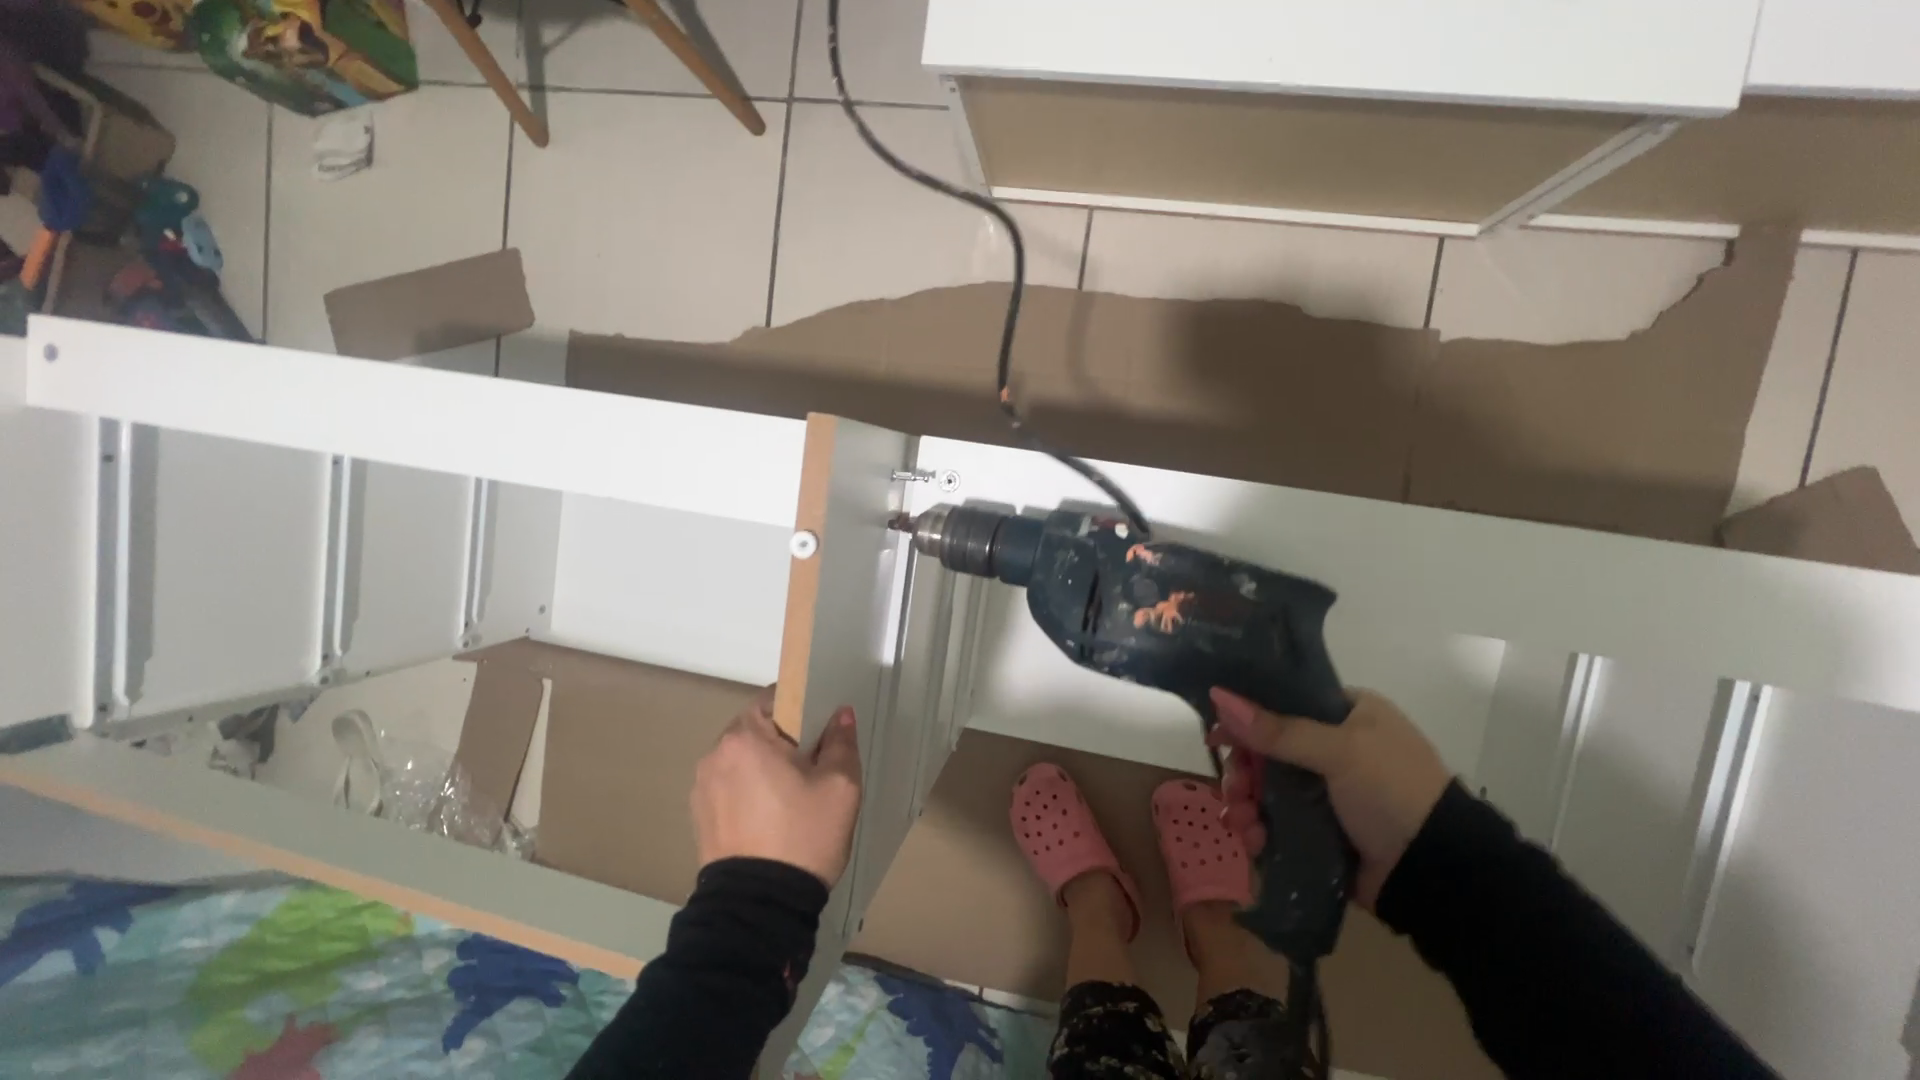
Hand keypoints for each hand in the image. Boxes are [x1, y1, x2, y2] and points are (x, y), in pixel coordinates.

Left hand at [691, 687, 863, 887]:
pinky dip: (749, 793)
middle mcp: (715, 753)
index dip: (804, 708)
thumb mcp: (840, 786)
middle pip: (757, 729)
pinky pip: (730, 787)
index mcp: (745, 736)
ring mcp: (702, 786)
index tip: (822, 732)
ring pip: (743, 760)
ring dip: (765, 768)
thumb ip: (841, 741)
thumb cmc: (803, 835)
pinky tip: (771, 819)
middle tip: (814, 769)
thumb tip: (840, 714)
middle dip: (785, 741)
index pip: (776, 697)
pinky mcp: (699, 816)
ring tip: (793, 799)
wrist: (760, 906)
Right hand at [1208, 687, 1449, 910]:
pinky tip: (1252, 840)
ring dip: (1246, 803)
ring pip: (1266, 788)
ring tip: (1242, 822)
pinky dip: (1258, 829)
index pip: (1284, 703)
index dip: (1247, 716)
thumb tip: (1219, 696)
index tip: (1217, 734)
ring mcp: (1326, 793)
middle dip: (1243, 771)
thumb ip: (1278, 729)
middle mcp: (1334, 749)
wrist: (1437, 872)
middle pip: (1266, 750)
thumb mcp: (1340, 751)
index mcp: (1348, 715)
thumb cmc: (1394, 791)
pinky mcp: (1319, 831)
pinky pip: (1275, 822)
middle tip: (1233, 788)